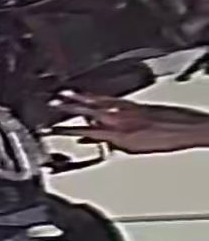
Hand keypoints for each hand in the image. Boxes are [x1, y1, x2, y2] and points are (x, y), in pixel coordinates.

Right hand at [56, 92, 208, 154]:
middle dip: (68, 107)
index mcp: (115, 133)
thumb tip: (89, 140)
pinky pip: (114, 99)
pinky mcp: (140, 104)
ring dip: (81, 97)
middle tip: (51, 102)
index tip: (47, 129)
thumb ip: (108, 142)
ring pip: (99, 102)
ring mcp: (130, 109)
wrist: (197, 130)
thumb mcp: (133, 147)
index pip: (81, 131)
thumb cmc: (170, 140)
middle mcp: (119, 119)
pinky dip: (101, 97)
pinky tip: (95, 95)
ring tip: (65, 93)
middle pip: (88, 111)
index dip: (62, 130)